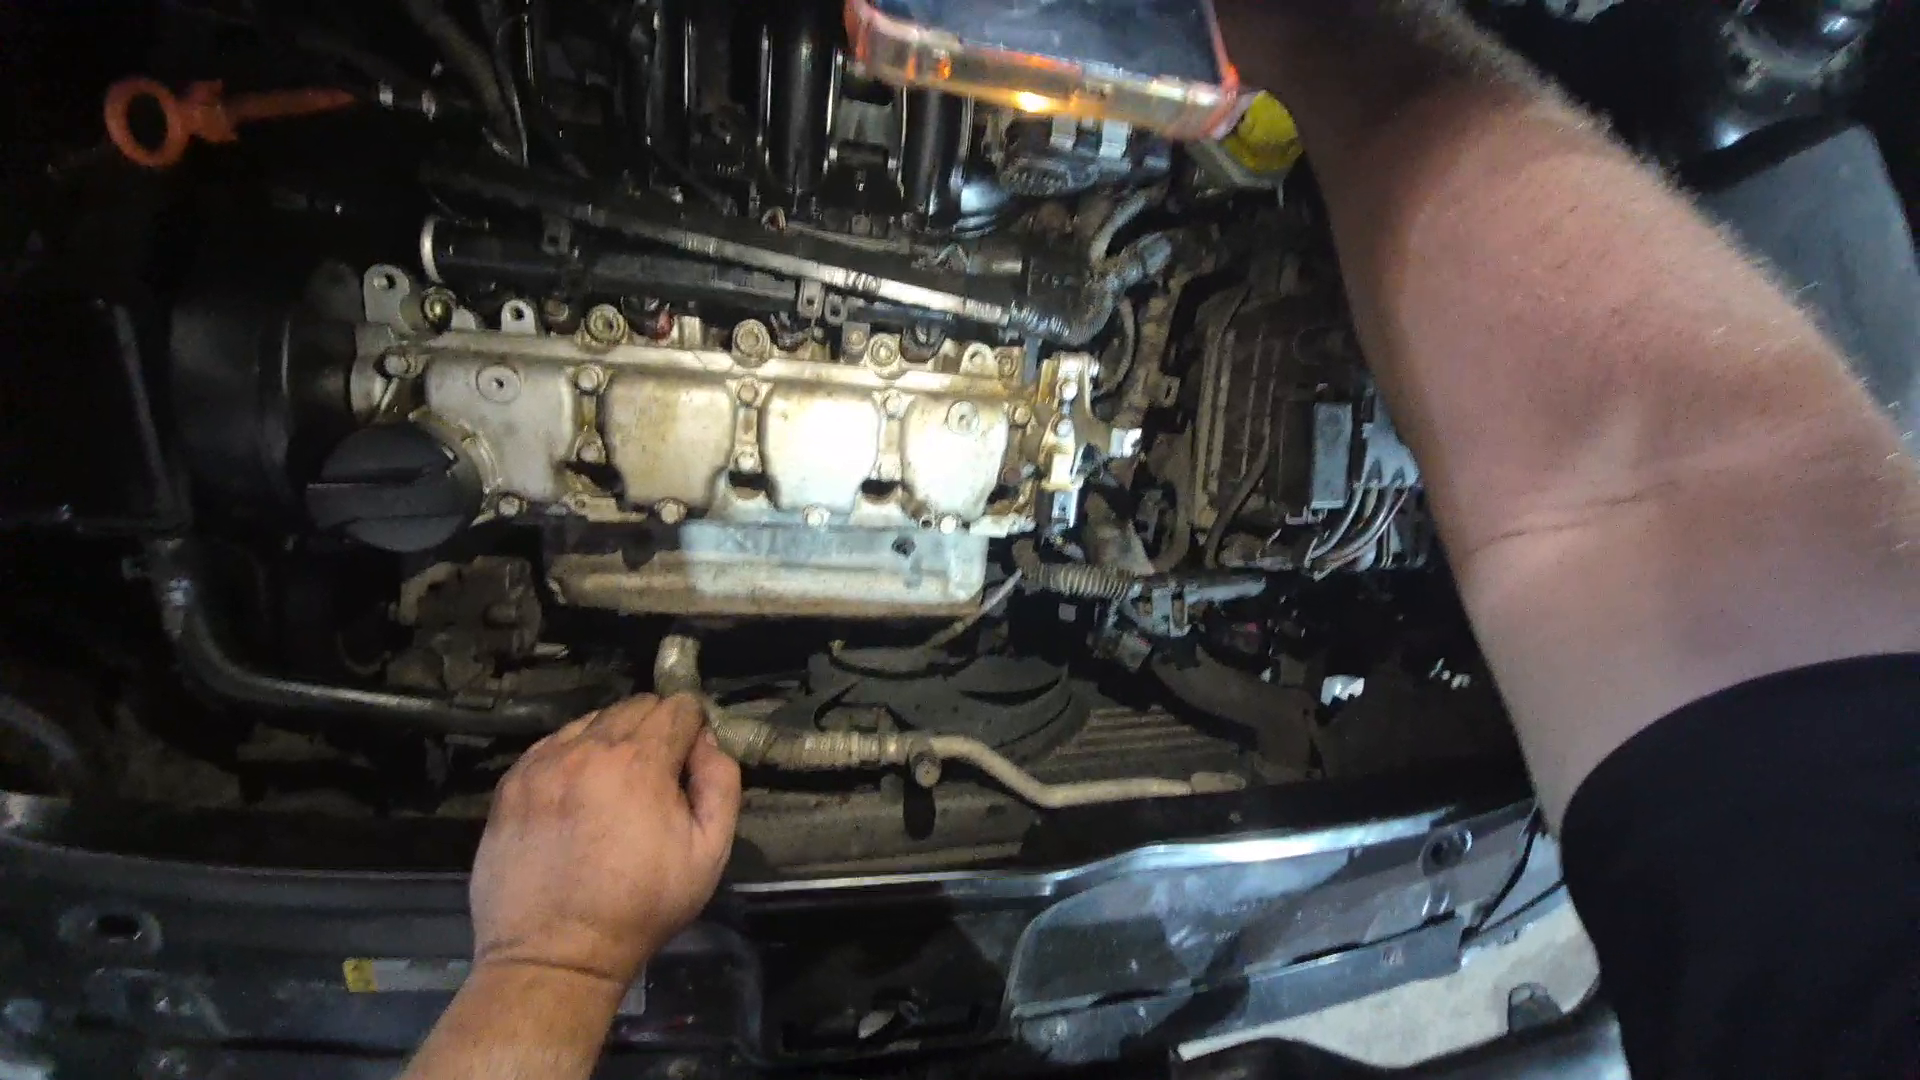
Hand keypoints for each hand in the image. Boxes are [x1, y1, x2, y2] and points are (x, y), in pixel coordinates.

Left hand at [468, 694, 741, 989]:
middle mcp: (588, 749)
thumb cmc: (642, 906)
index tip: (691, 759)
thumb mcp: (710, 851)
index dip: (694, 727)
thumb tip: (707, 741)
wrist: (553, 956)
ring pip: (594, 719)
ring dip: (614, 738)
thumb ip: (721, 782)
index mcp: (640, 762)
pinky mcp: (511, 784)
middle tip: (658, 773)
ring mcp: (543, 764)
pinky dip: (575, 754)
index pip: (678, 706)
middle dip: (657, 727)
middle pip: (637, 705)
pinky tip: (579, 791)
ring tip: (616, 783)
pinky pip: (555, 742)